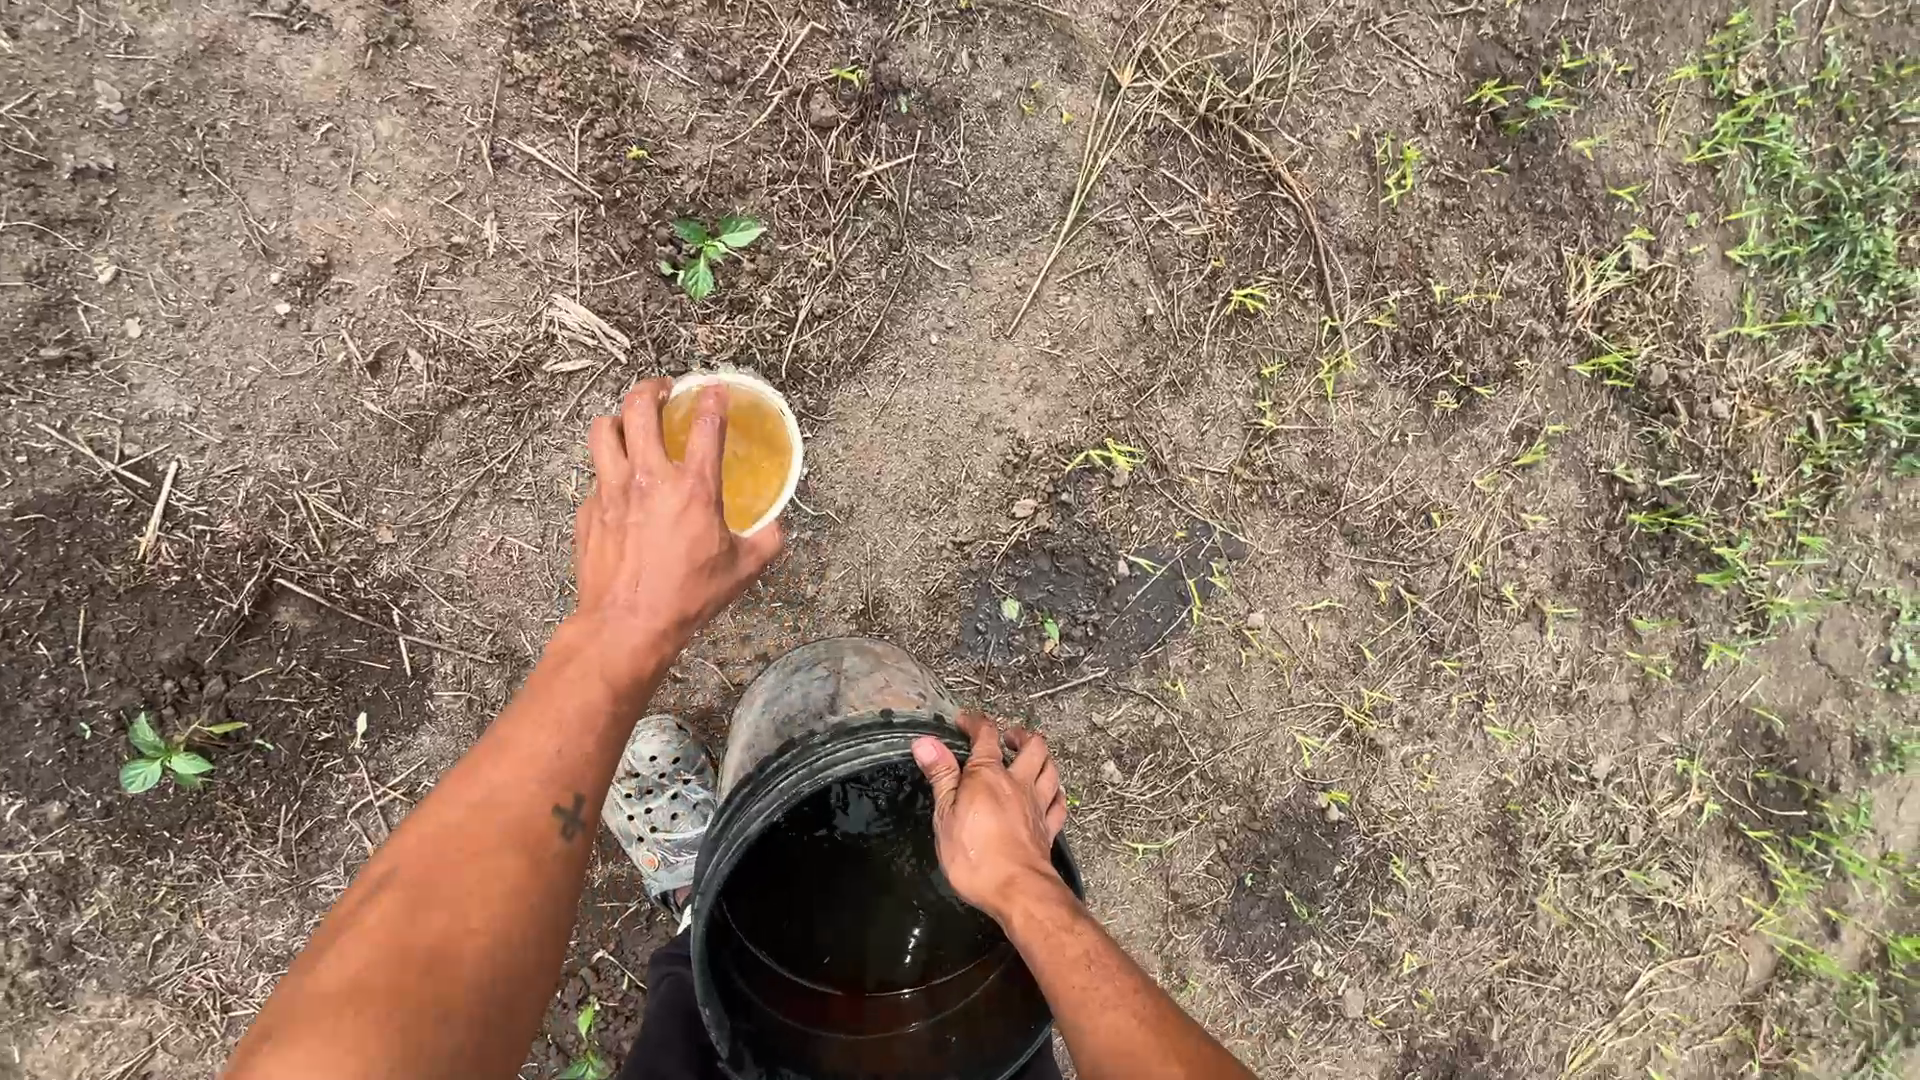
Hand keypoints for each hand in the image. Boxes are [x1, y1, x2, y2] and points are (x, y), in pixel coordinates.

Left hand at [568, 378, 782, 696]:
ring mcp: (612, 491)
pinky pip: (595, 474)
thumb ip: (767, 539)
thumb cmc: (687, 597)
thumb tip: (776, 526)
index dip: (713, 400)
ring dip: (619, 420)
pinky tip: (621, 486)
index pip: (706, 426)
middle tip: (662, 391)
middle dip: (652, 389)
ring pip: (605, 430)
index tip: (715, 389)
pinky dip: (609, 470)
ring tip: (631, 425)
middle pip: (640, 408)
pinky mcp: (588, 510)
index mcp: (694, 488)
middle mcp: (650, 478)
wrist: (626, 624)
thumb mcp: (744, 569)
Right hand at [912, 711, 1068, 924]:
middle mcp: (1017, 783)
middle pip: (1032, 746)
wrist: (1017, 890)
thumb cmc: (975, 856)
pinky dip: (1056, 792)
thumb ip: (941, 776)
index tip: (964, 721)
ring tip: (1032, 755)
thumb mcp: (945, 815)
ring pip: (1050, 768)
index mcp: (988, 776)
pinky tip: (1052, 792)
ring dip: (1043, 756)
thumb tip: (926, 743)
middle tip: (1008, 736)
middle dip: (1021, 734)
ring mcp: (1037, 805)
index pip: (985, 735)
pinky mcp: (1048, 828)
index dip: (975, 723)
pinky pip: (1059, 802)